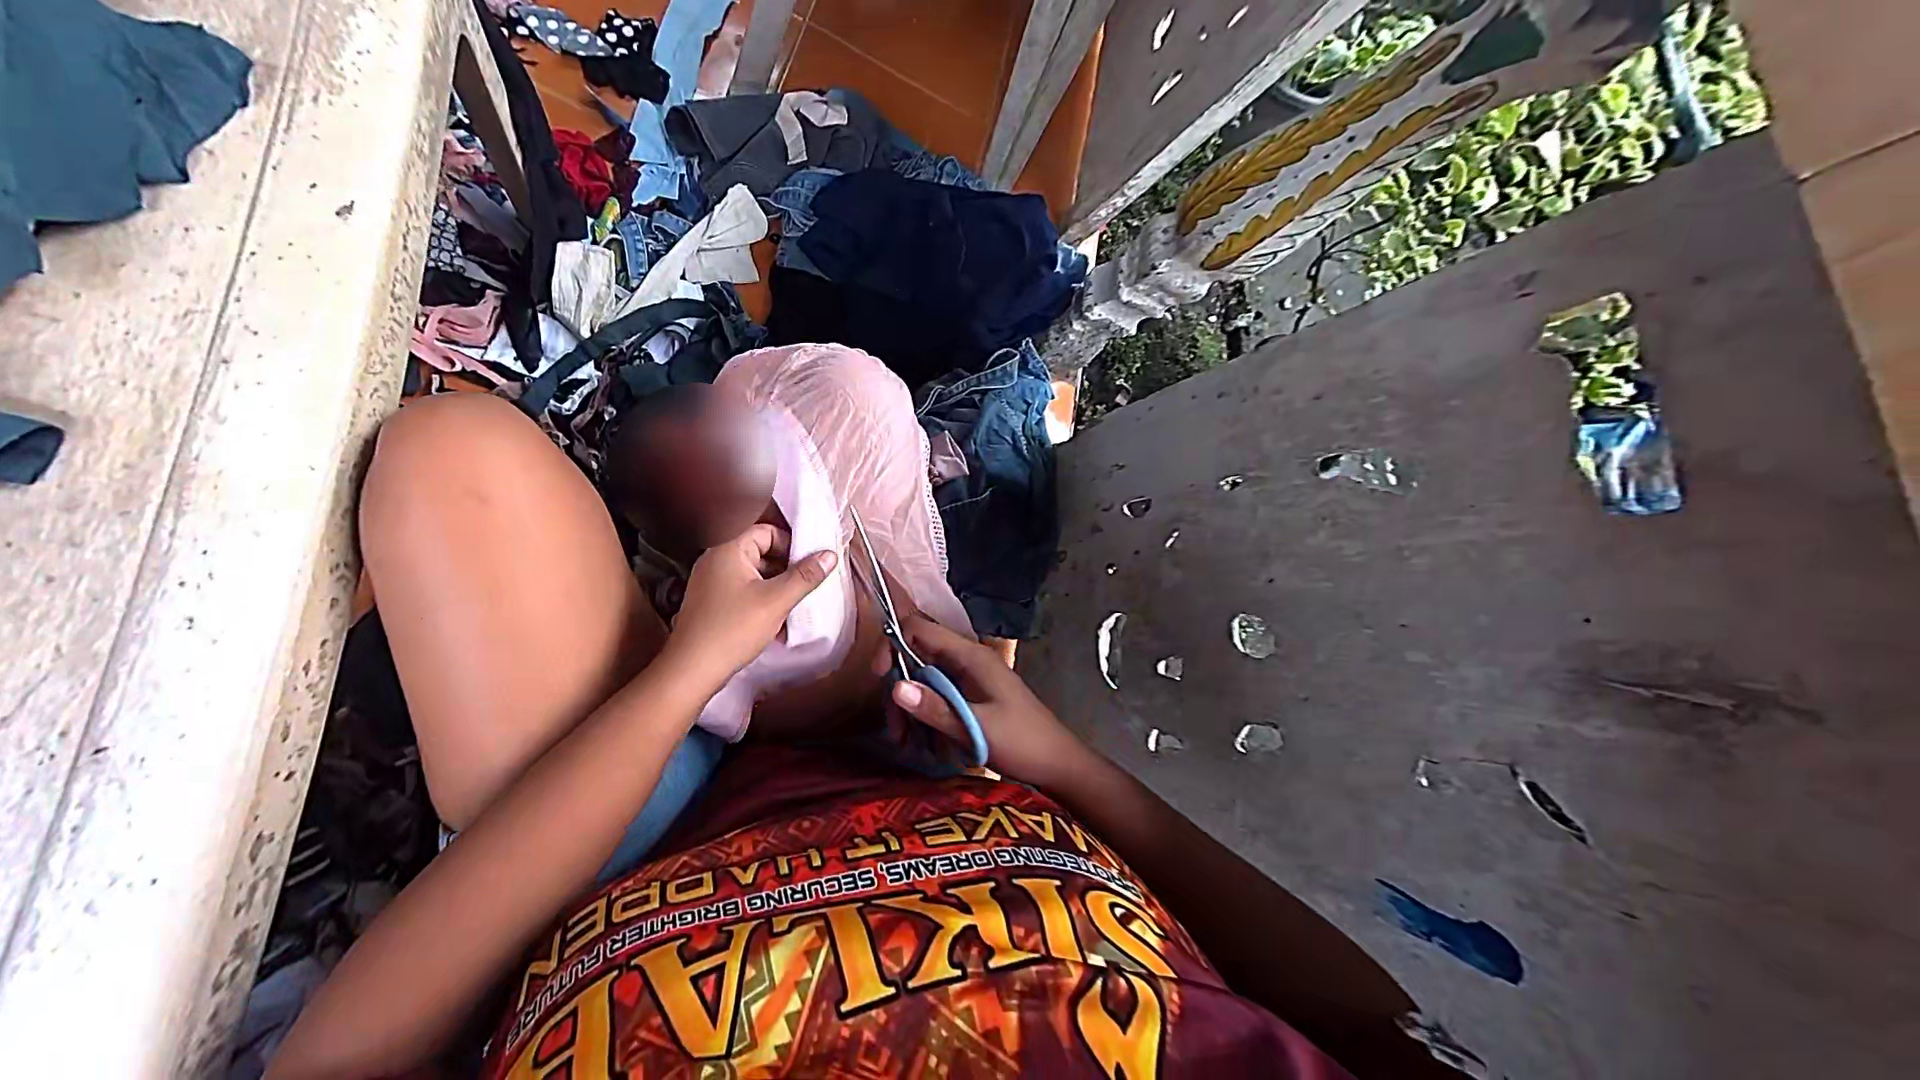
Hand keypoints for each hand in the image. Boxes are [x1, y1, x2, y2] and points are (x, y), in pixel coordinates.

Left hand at [665, 524, 837, 688]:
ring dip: (776, 586)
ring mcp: (710, 583)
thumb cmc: (733, 629)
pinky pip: (742, 591)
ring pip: (753, 574)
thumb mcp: (777, 600)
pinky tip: (775, 621)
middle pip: (760, 552)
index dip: (790, 544)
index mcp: (728, 550)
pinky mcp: (710, 603)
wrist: (692, 669)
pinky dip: (761, 600)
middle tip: (806, 584)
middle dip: (786, 568)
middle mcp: (715, 560)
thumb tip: (829, 555)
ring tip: (793, 605)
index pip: (766, 531)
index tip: (809, 563)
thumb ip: (805, 576)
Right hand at [878, 614, 1097, 790]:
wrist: (1058, 765)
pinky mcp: (972, 699)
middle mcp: (968, 662)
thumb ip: (934, 708)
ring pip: (925, 683)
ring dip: (912, 710)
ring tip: (909, 745)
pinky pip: (939, 699)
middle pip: (917, 660)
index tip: (881, 678)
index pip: (919, 630)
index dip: (893, 645)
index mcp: (971, 657)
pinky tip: (928, 746)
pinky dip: (928, 719)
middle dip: (900, 691)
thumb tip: (894, 688)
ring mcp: (970, 680)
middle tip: (896, 730)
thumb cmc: (1023, 743)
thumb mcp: (975, 728)